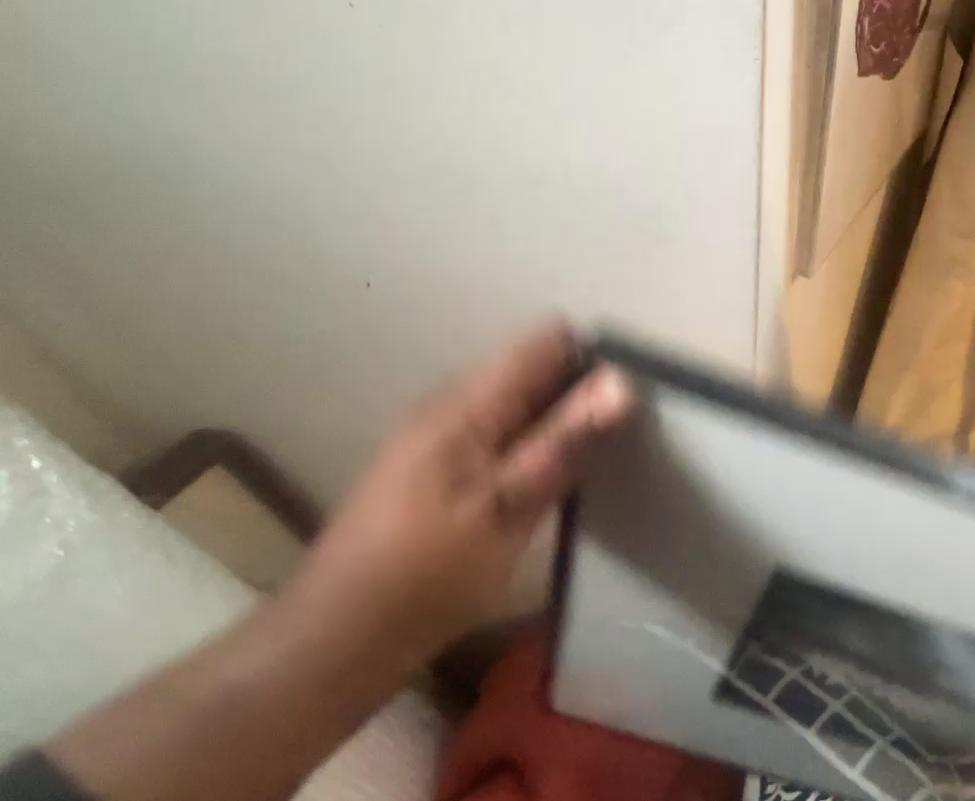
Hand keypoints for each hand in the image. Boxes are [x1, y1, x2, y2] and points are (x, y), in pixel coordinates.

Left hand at [284, 321, 633, 665]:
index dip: (594, 358)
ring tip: (598, 459)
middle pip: (537, 369)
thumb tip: (622, 380)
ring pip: (524, 402)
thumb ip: (564, 440)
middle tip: (622, 437)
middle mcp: (452, 406)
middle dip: (583, 391)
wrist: (338, 642)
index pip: (546, 341)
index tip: (628, 398)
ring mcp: (444, 436)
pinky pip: (506, 431)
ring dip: (564, 420)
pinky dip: (538, 444)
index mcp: (465, 405)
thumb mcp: (507, 508)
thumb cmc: (426, 576)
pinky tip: (555, 482)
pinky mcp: (443, 466)